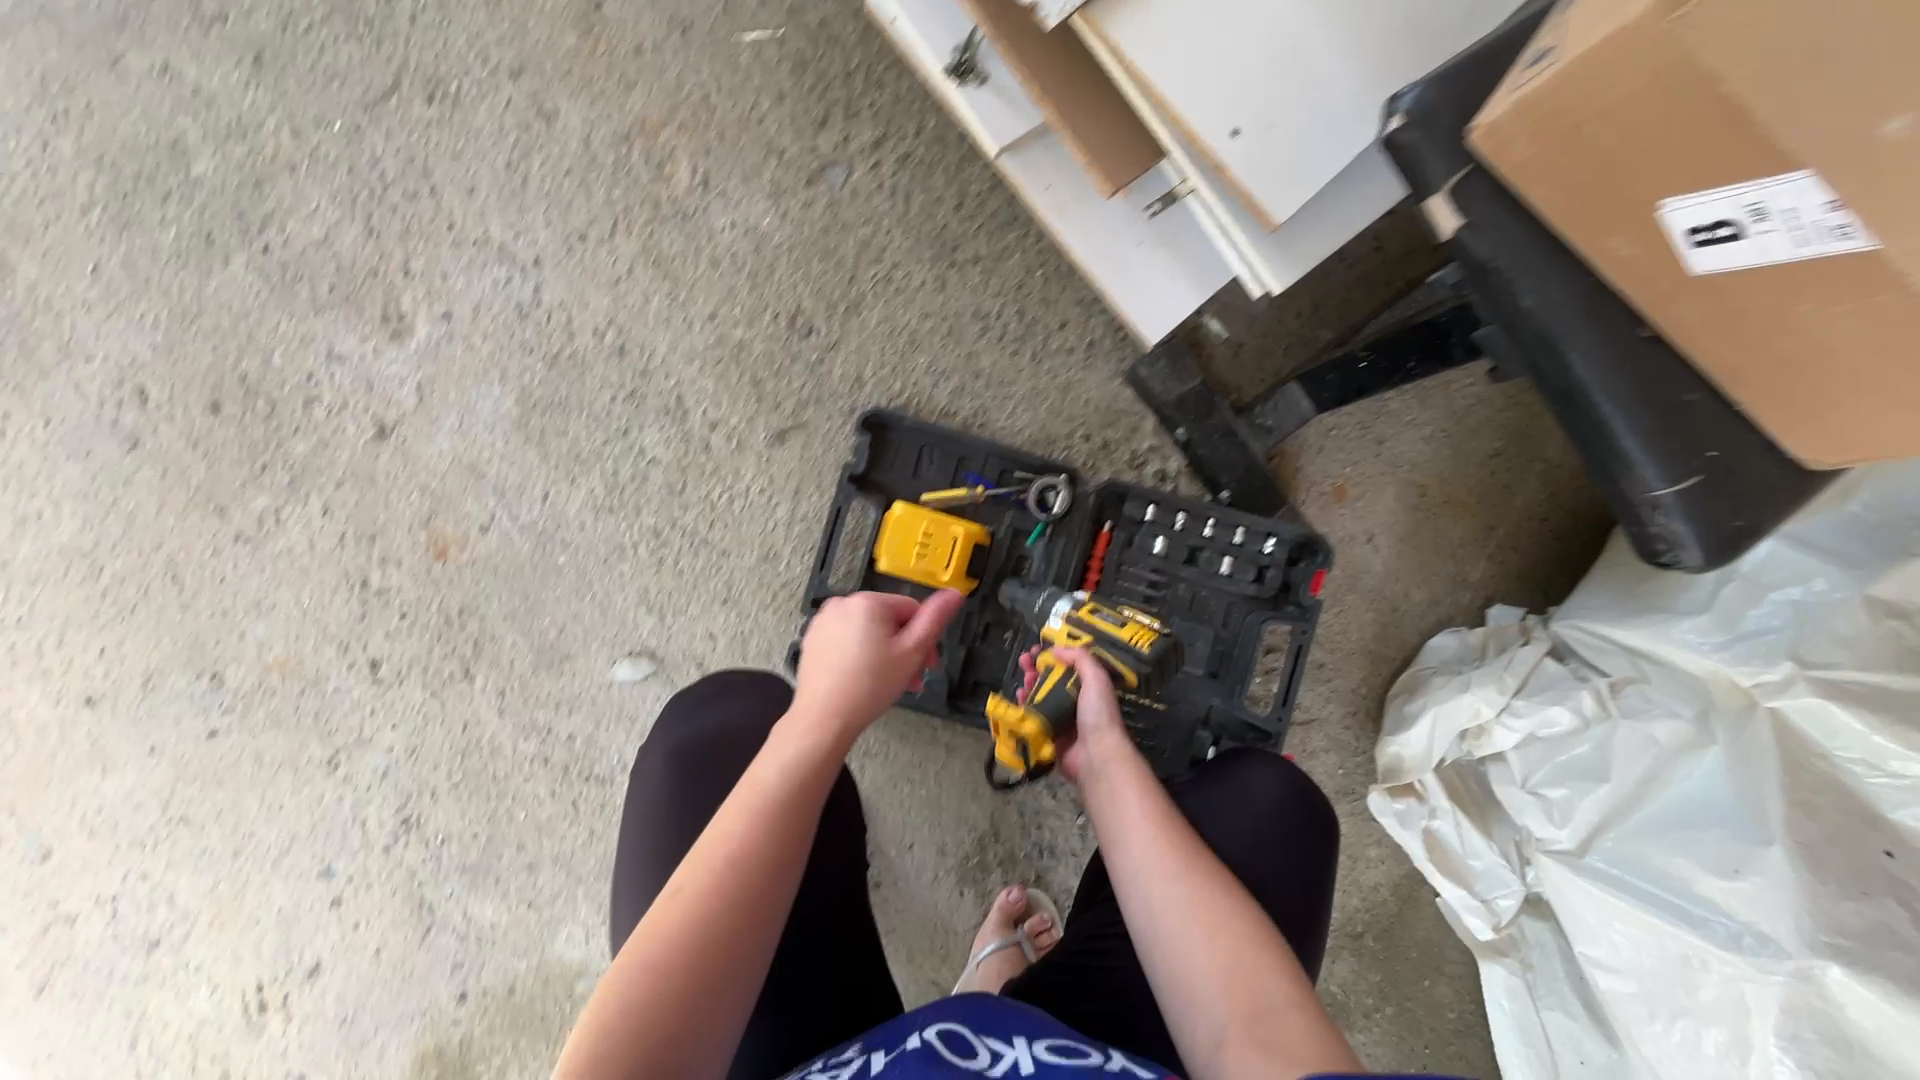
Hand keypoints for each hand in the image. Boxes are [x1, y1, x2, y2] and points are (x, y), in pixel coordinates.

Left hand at [792, 590, 964, 742]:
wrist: (824, 718)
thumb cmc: (869, 686)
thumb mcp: (912, 652)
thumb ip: (935, 619)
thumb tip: (954, 593)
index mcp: (868, 601)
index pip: (911, 608)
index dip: (925, 637)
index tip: (927, 664)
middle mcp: (843, 603)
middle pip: (889, 620)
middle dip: (904, 648)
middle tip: (911, 678)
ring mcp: (824, 621)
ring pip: (868, 631)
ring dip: (885, 653)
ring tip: (890, 682)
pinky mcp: (813, 640)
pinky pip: (847, 639)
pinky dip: (861, 654)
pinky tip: (865, 678)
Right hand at [1016, 646, 1142, 784]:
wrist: (1096, 755)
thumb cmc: (1098, 714)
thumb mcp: (1096, 678)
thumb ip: (1079, 658)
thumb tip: (1056, 649)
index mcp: (1090, 687)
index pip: (1069, 666)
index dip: (1054, 655)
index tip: (1038, 649)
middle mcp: (1076, 701)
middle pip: (1052, 679)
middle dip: (1037, 668)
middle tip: (1024, 660)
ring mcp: (1062, 718)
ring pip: (1041, 696)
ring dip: (1030, 684)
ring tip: (1023, 678)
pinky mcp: (1049, 734)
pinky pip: (1034, 716)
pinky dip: (1025, 705)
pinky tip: (1018, 697)